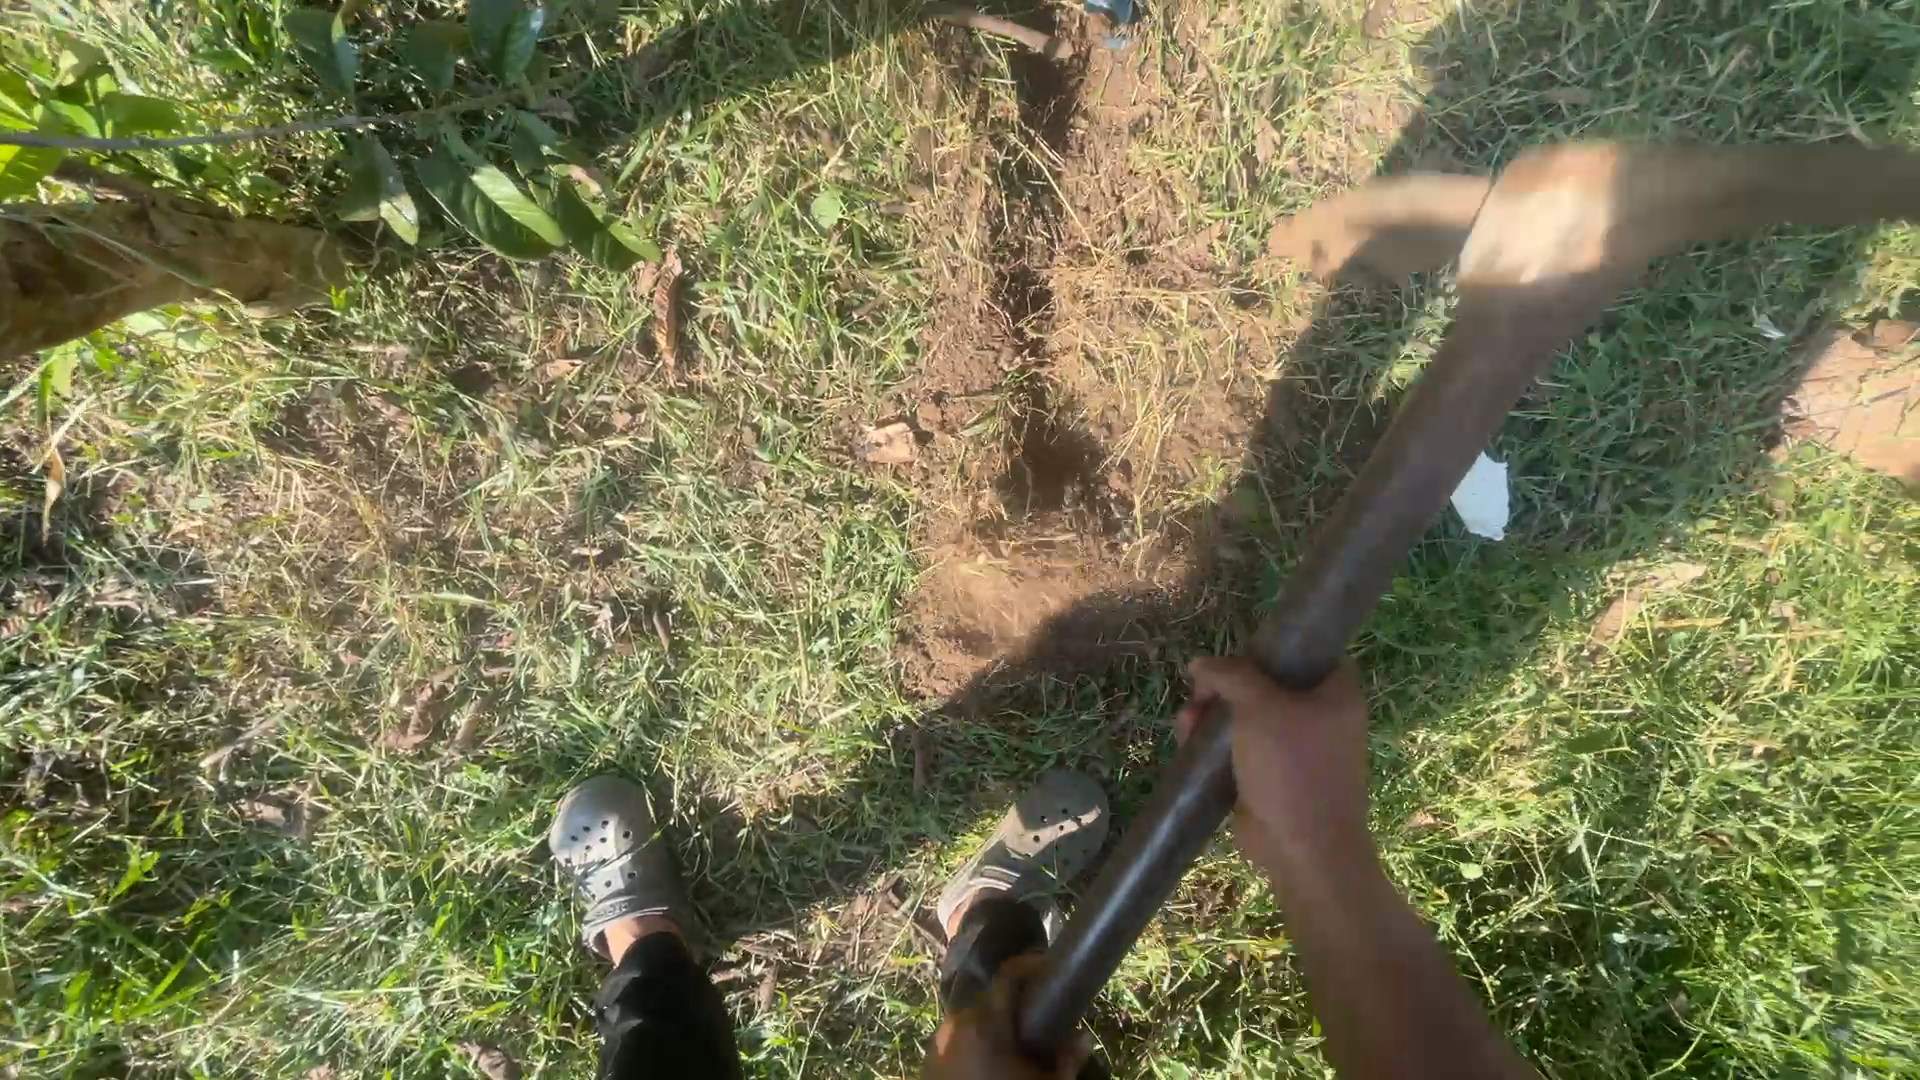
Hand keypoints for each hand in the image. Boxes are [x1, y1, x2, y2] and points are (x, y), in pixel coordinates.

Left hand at [923, 956, 1090, 1079]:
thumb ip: (1066, 1060)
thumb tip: (1082, 1036)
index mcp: (985, 1022)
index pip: (1010, 974)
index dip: (1032, 965)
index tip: (1052, 968)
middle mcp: (957, 1022)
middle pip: (992, 998)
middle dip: (1018, 1003)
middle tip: (1043, 1017)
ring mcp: (939, 1042)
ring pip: (975, 1019)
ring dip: (997, 1025)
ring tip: (1020, 1045)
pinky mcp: (929, 1063)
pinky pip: (960, 1041)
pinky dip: (978, 1044)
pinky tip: (995, 1065)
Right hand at [1175, 657, 1373, 876]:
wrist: (1301, 848)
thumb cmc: (1292, 767)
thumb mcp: (1260, 707)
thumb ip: (1231, 675)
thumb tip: (1200, 664)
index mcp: (1336, 695)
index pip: (1314, 652)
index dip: (1279, 646)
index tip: (1245, 651)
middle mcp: (1319, 718)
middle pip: (1267, 682)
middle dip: (1227, 683)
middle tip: (1203, 690)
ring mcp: (1293, 748)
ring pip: (1246, 712)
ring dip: (1212, 710)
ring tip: (1189, 719)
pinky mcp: (1268, 773)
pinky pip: (1237, 743)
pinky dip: (1213, 738)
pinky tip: (1188, 737)